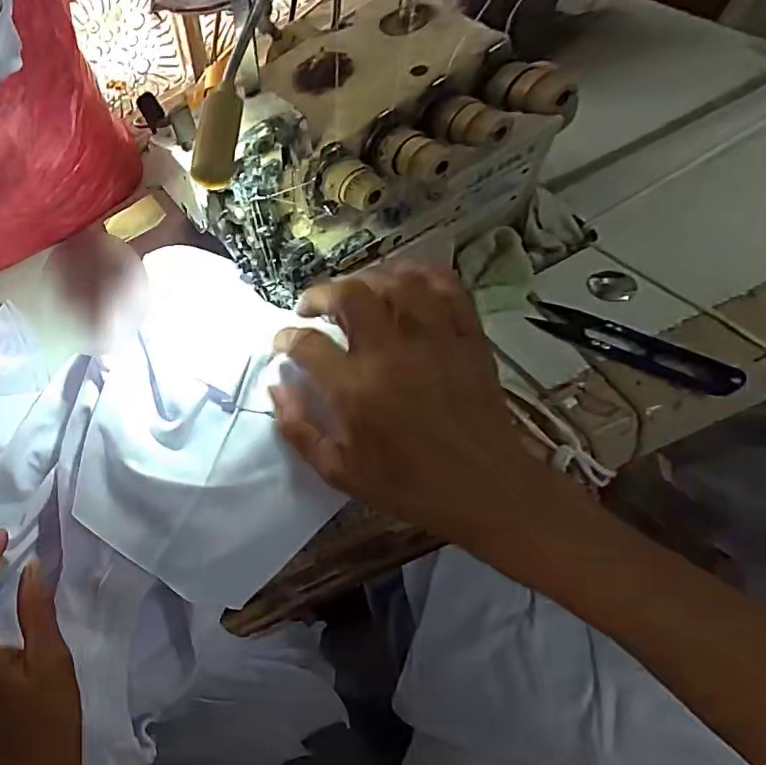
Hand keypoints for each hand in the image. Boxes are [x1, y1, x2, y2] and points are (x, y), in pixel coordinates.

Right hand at [270, 263, 573, 552]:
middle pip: (350, 296)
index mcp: (355, 389)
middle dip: (320, 294)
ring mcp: (435, 342)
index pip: (307, 343)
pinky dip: (421, 274)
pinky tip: (403, 282)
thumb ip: (298, 428)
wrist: (488, 490)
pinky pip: (447, 288)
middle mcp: (392, 355)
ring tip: (354, 294)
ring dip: (366, 280)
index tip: (282, 343)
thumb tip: (277, 387)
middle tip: (311, 308)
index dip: (286, 337)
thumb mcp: (337, 470)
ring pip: (396, 284)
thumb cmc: (407, 484)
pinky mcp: (468, 339)